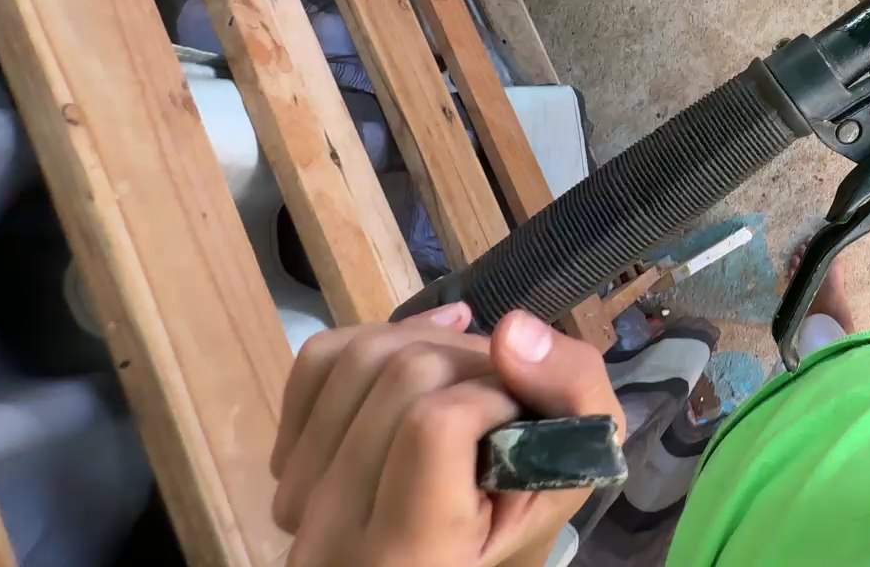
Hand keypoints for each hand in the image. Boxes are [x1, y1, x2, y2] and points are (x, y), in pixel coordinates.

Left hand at [272, 305, 622, 566]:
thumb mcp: (586, 458)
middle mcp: (330, 539)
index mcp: (412, 554)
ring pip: (362, 354)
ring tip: (466, 376)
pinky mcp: (283, 464)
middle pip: (405, 373)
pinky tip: (421, 360)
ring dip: (434, 343)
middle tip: (500, 391)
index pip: (437, 421)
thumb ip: (573, 389)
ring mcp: (295, 501)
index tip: (518, 420)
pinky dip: (384, 336)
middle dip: (473, 360)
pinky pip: (321, 357)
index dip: (495, 395)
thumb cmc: (530, 507)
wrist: (461, 544)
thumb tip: (510, 326)